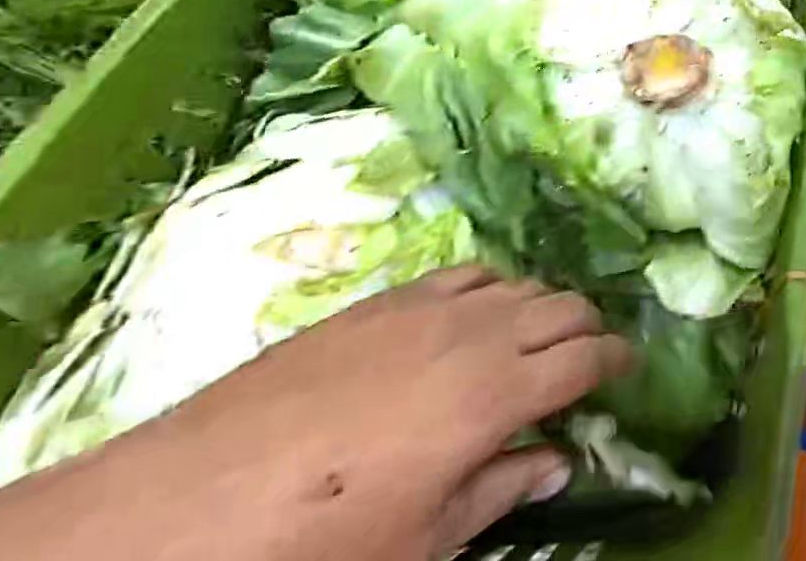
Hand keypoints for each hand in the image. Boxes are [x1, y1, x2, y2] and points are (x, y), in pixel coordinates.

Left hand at [0, 266, 633, 560]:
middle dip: (589, 328)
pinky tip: (477, 313)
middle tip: (587, 355)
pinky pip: (466, 273)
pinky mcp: (387, 299)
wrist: (176, 511)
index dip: (617, 359)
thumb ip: (501, 490)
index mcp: (496, 397)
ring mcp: (431, 308)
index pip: (585, 360)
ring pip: (520, 284)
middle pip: (565, 308)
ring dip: (542, 307)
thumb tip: (558, 464)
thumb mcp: (421, 542)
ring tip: (534, 337)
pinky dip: (492, 288)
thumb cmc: (315, 545)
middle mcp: (478, 336)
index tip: (629, 365)